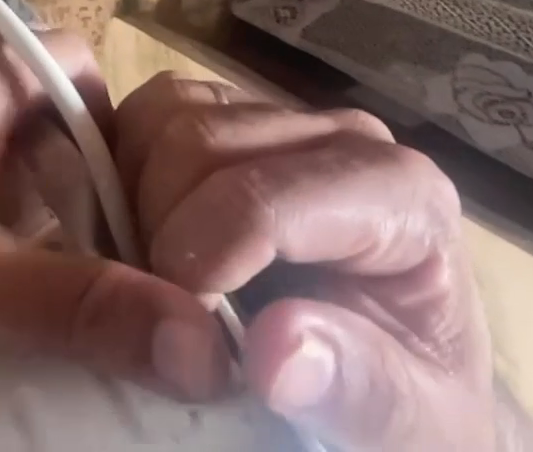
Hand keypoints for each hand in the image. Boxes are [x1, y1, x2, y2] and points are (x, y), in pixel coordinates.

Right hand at [115, 74, 495, 449]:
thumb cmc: (406, 394)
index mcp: (399, 191)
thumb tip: (276, 350)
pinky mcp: (224, 113)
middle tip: (166, 305)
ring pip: (162, 117)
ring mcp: (273, 114)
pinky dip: (123, 164)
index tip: (180, 327)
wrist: (389, 364)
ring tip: (157, 270)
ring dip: (134, 195)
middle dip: (160, 227)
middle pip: (200, 142)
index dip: (203, 260)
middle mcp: (335, 132)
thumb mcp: (410, 423)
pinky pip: (146, 112)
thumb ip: (358, 389)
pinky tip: (145, 228)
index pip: (265, 199)